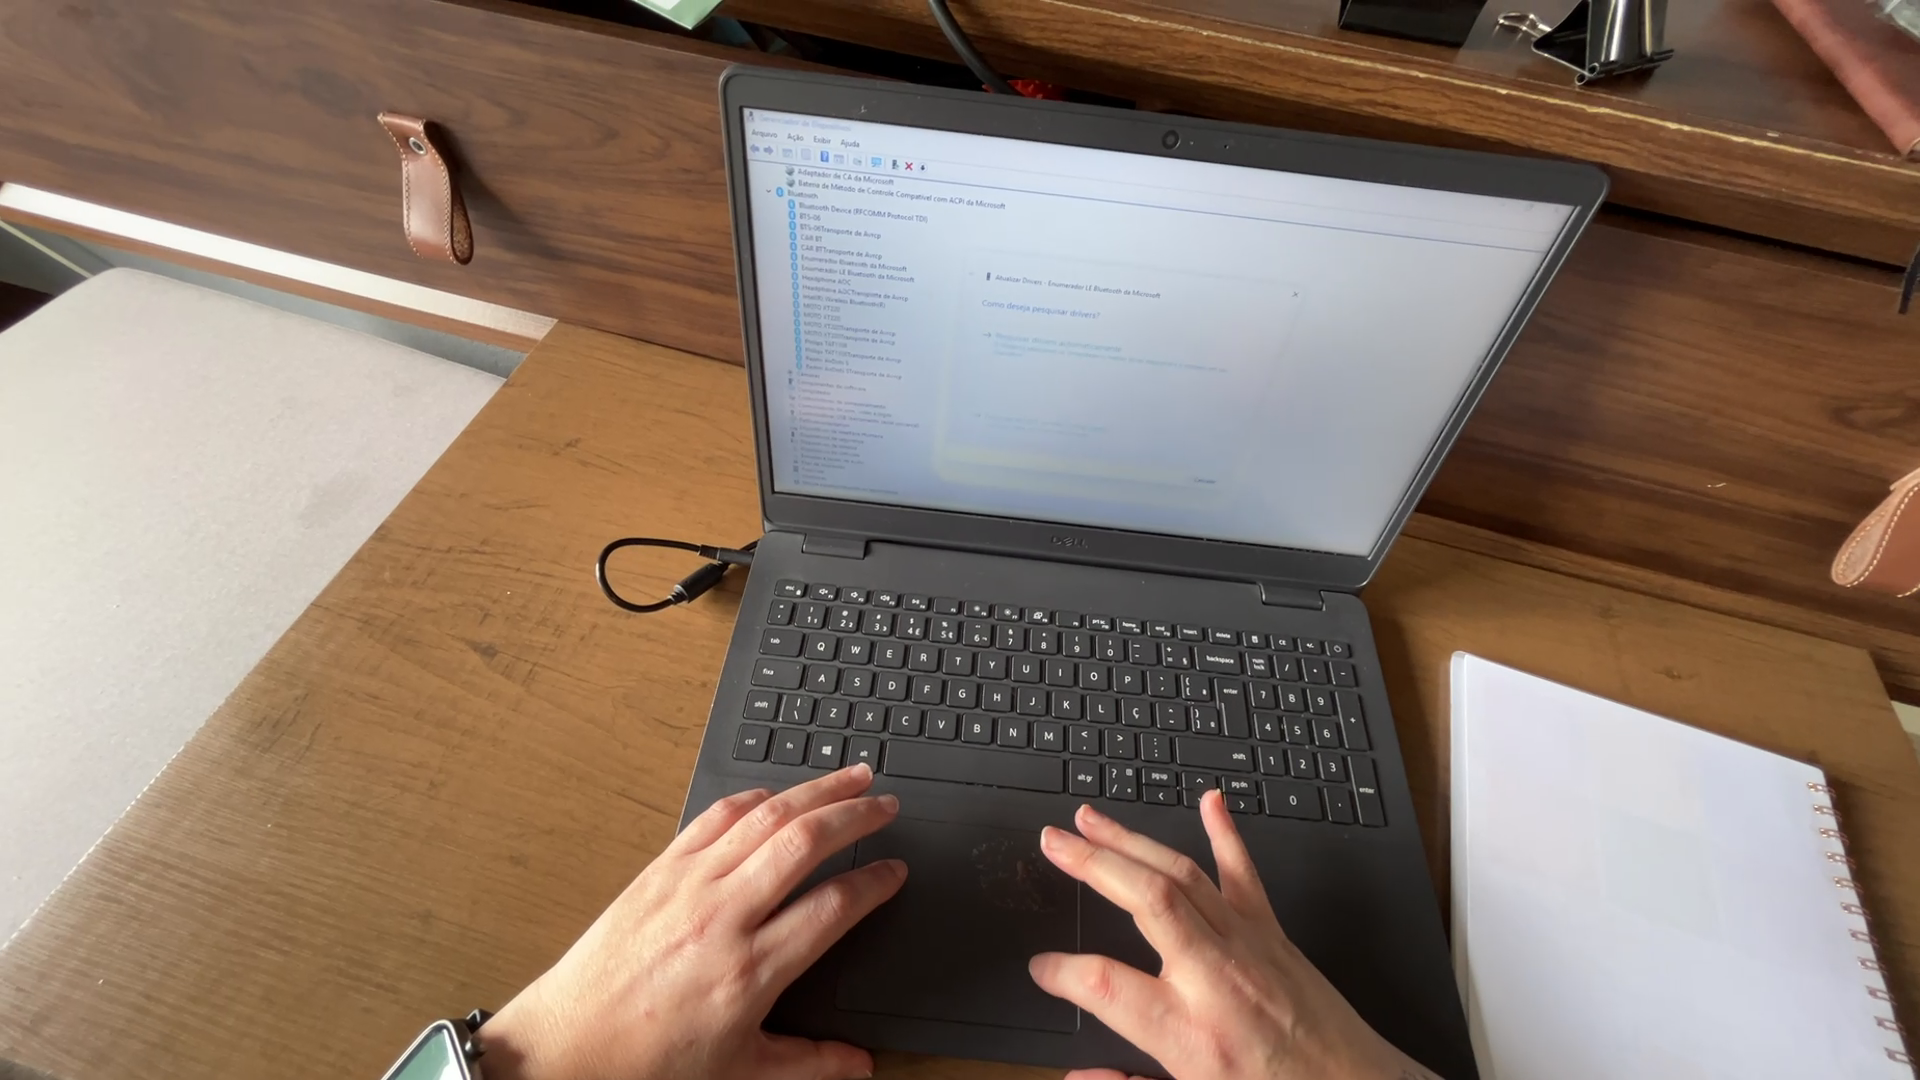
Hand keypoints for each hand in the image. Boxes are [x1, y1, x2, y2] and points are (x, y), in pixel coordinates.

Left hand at [478, 764, 904, 1079]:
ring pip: (768, 815)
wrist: (560, 1053)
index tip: (896, 870)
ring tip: (853, 775)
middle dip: (856, 814)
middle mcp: (725, 916)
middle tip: (887, 804)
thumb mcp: (737, 1073)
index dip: (875, 882)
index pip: (834, 906)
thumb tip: (861, 1065)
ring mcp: (691, 883)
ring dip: (818, 789)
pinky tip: (781, 791)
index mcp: (750, 972)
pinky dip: (757, 796)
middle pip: (806, 843)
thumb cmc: (646, 1066)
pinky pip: (718, 814)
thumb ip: (808, 1064)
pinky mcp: (662, 866)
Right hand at [1028, 792, 1442, 1079]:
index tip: (1041, 967)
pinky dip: (1225, 833)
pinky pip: (1245, 872)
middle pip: (1146, 899)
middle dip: (1092, 861)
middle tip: (1052, 840)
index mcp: (1193, 1034)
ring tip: (1090, 818)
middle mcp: (1218, 977)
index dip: (1061, 971)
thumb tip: (1075, 1076)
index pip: (1106, 985)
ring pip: (1182, 873)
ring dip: (1131, 839)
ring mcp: (1247, 944)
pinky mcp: (1273, 931)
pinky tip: (1210, 802)